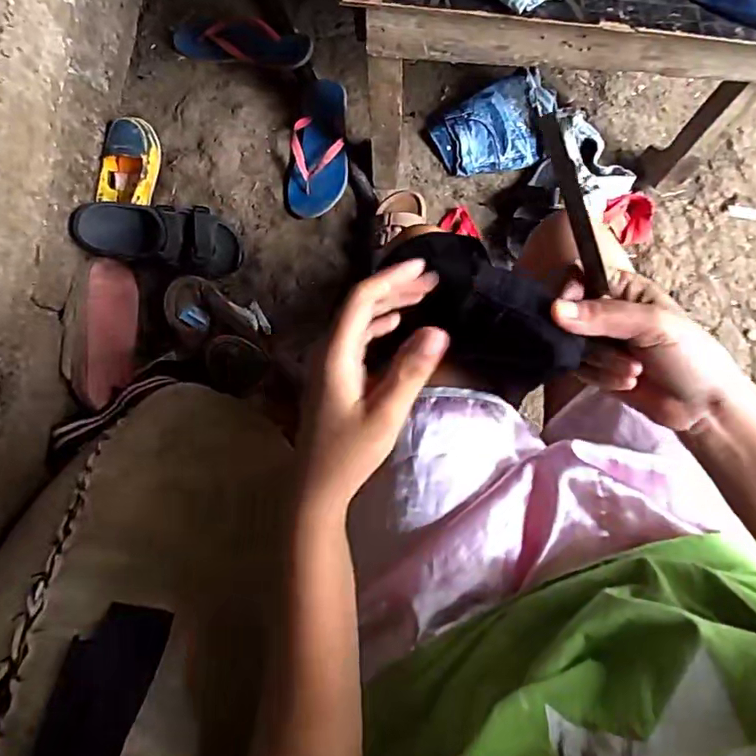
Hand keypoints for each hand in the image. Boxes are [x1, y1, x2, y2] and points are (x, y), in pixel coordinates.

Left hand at [297, 259, 448, 514]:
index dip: (392, 278)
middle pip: (360, 304)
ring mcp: (328, 361)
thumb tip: (440, 331)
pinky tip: (398, 323)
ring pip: (359, 318)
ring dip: (391, 303)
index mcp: (335, 354)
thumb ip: (411, 372)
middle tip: (432, 280)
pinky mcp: (334, 373)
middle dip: (396, 287)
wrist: (315, 488)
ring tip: (423, 295)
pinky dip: (381, 323)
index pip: (361, 299)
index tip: (422, 267)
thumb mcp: (386, 415)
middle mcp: (327, 350)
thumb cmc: (349, 455)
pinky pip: (357, 335)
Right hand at [551, 269, 750, 431]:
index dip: (569, 294)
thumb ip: (605, 315)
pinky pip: (578, 369)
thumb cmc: (690, 356)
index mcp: (624, 288)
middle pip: (569, 315)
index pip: (578, 277)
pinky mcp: (596, 370)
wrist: (704, 408)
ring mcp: (600, 342)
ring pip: (573, 345)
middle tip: (616, 350)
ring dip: (602, 362)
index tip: (566, 316)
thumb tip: (555, 310)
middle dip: (590, 338)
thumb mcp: (653, 325)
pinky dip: (601, 377)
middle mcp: (607, 312)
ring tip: (635, 371)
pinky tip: (629, 383)